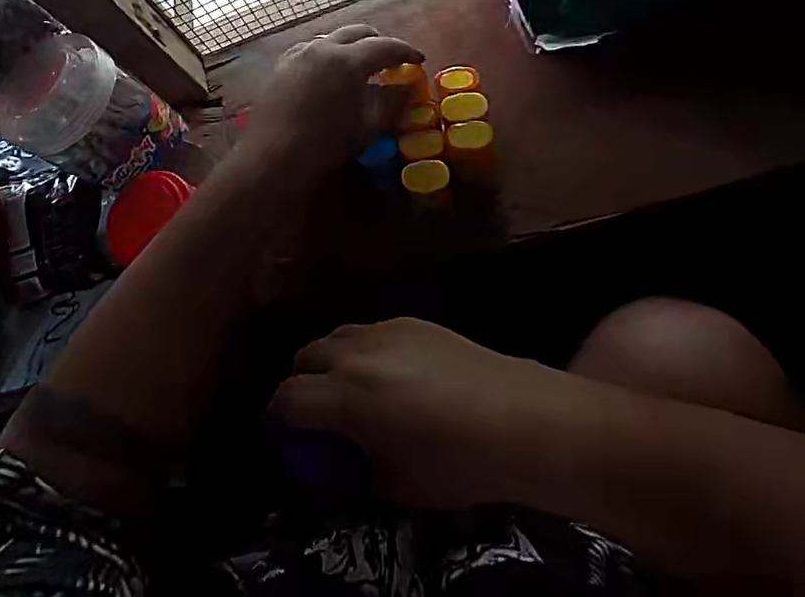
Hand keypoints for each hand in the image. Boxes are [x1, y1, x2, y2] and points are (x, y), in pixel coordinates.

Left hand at [241, 24, 422, 174]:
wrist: (274, 155)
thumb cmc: (327, 143)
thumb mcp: (368, 125)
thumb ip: (392, 102)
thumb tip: (406, 88)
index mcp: (347, 59)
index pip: (384, 46)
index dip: (405, 51)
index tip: (418, 59)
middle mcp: (321, 48)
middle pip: (356, 33)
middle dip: (377, 42)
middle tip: (390, 59)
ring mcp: (297, 55)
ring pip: (330, 39)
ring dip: (349, 47)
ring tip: (359, 66)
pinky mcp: (280, 66)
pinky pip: (309, 51)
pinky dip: (326, 55)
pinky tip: (327, 73)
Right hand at [270, 318, 573, 509]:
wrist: (526, 420)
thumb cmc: (462, 463)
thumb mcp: (399, 484)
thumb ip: (356, 469)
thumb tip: (339, 462)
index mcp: (347, 396)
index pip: (287, 398)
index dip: (279, 420)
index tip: (285, 435)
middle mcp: (355, 353)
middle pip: (303, 358)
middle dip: (302, 386)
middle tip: (319, 415)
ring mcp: (382, 330)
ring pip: (333, 338)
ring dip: (328, 364)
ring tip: (351, 391)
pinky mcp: (409, 321)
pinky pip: (367, 332)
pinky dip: (361, 352)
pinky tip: (391, 376)